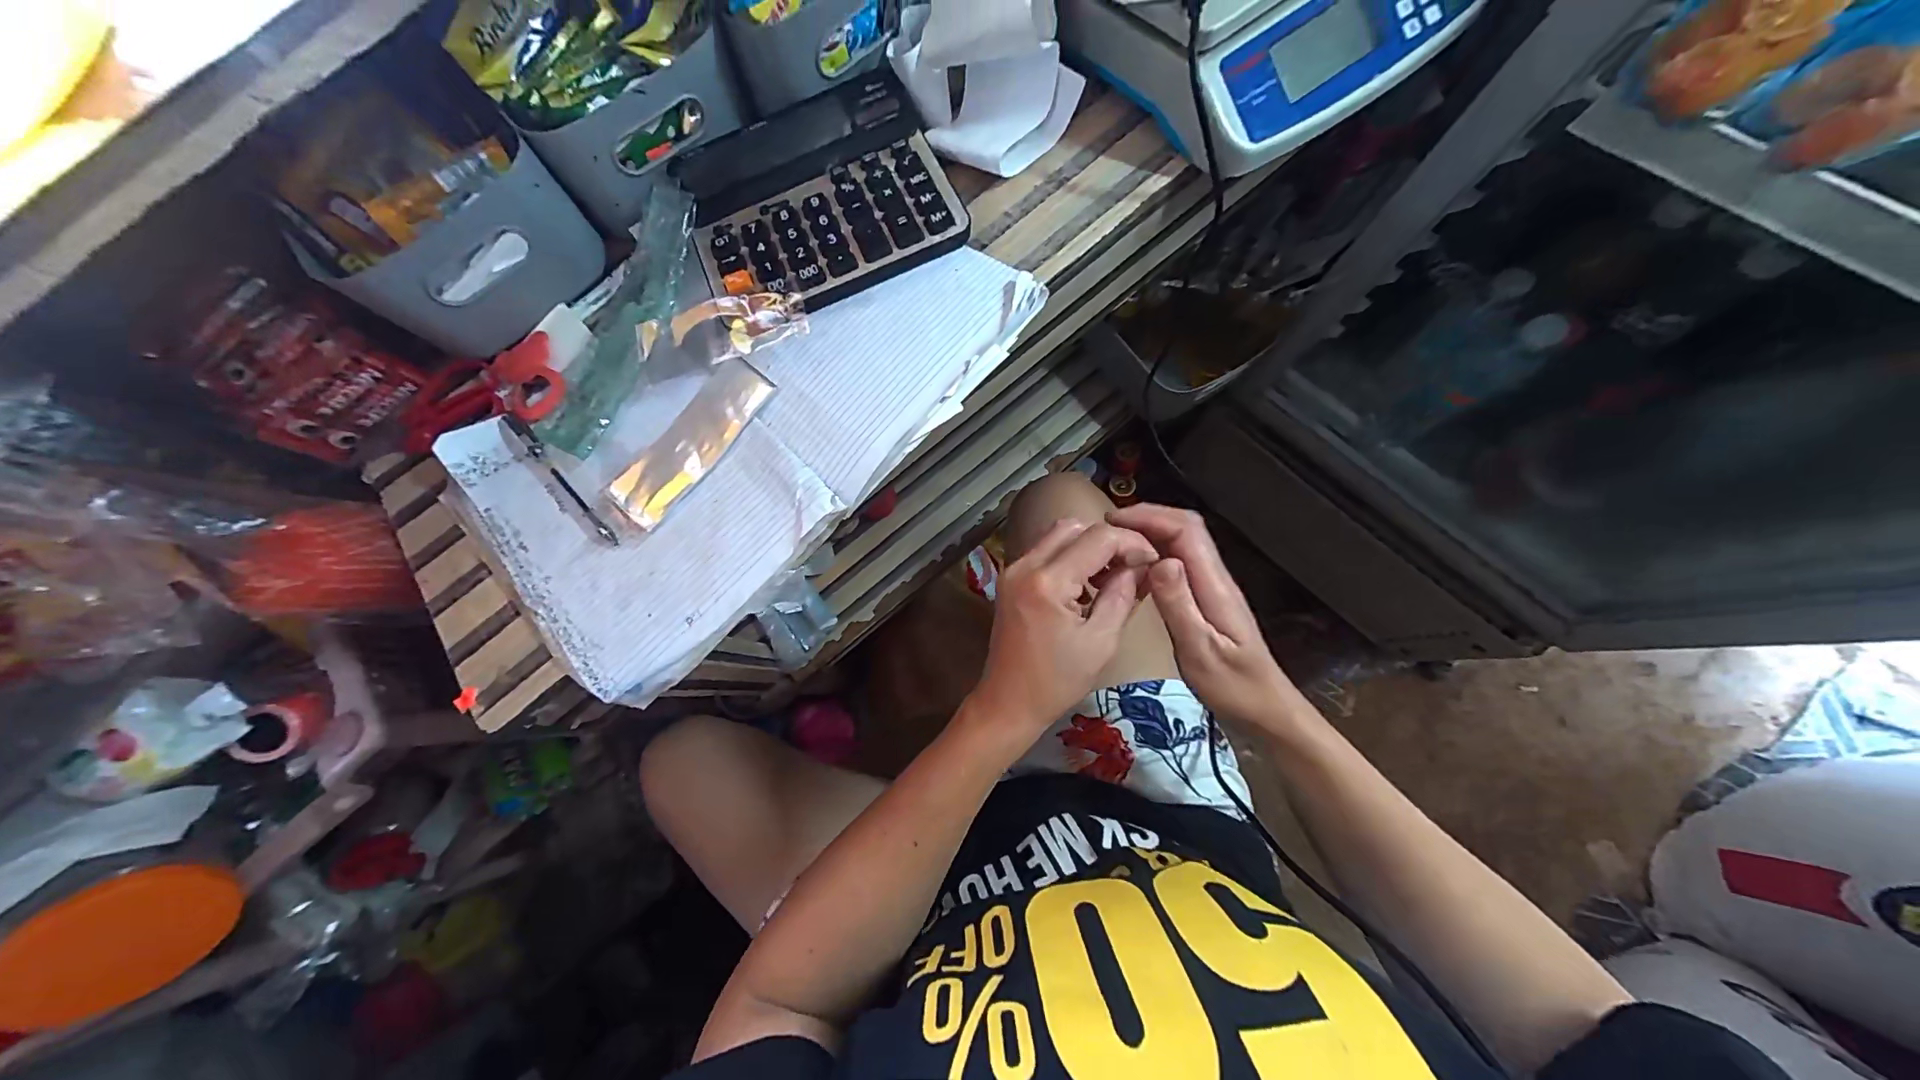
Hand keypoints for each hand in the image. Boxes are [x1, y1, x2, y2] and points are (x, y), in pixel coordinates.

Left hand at [969, 520, 1157, 741]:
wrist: (1008, 702)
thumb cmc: (1056, 681)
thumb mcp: (1101, 641)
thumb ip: (1123, 595)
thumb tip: (1141, 565)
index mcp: (1047, 582)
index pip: (1099, 537)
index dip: (1132, 543)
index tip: (1152, 561)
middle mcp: (1025, 566)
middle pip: (1076, 527)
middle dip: (1109, 540)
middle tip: (1132, 567)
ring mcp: (1013, 570)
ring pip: (1059, 535)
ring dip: (1089, 547)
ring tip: (1112, 578)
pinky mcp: (1010, 579)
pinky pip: (1046, 552)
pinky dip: (1070, 557)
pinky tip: (1087, 586)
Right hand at [1106, 504, 1304, 731]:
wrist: (1265, 710)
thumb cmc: (1234, 687)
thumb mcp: (1199, 651)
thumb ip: (1178, 605)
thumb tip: (1160, 561)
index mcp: (1214, 585)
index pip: (1185, 530)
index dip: (1149, 517)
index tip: (1113, 522)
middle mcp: (1215, 578)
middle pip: (1185, 528)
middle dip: (1147, 518)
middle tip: (1109, 528)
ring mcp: (1212, 587)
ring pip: (1182, 544)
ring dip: (1150, 534)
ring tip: (1116, 544)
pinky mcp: (1207, 599)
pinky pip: (1180, 563)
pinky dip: (1155, 555)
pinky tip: (1136, 569)